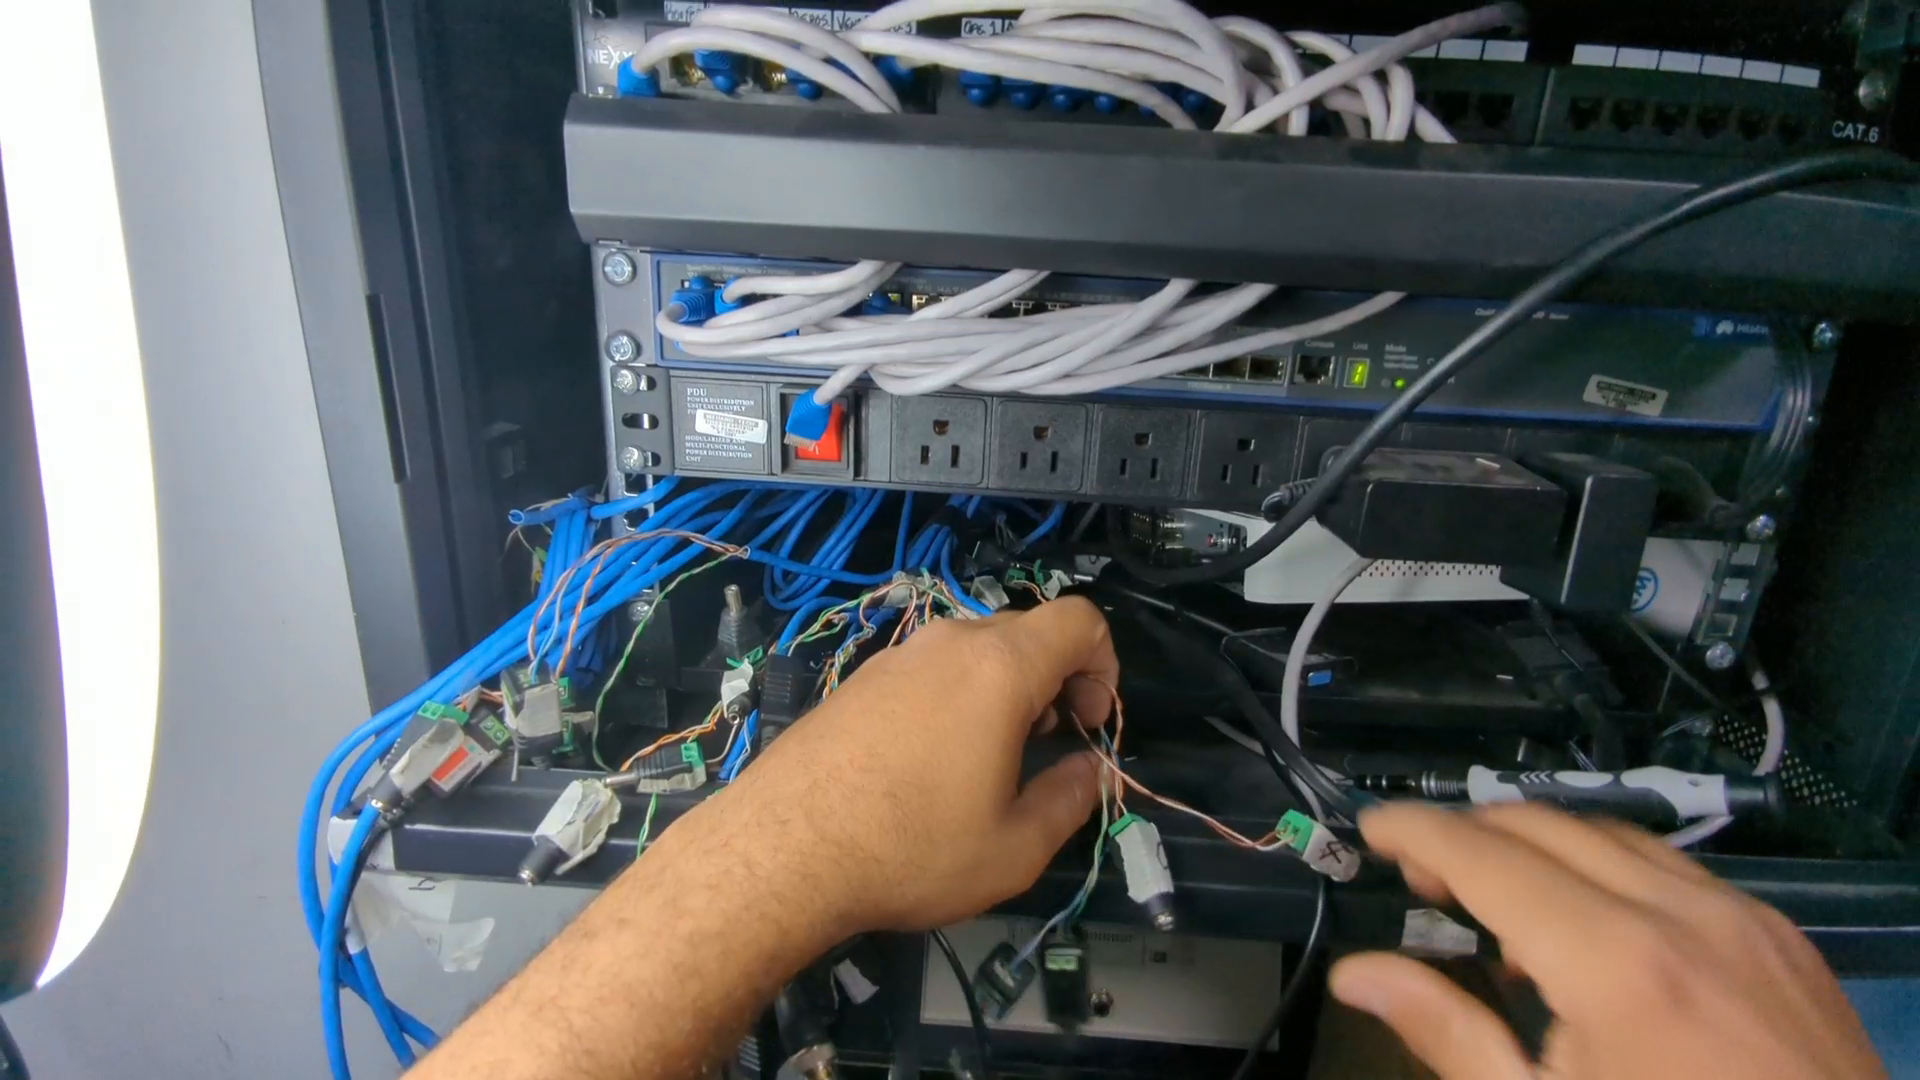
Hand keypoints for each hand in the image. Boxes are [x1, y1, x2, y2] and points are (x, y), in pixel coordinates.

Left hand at [700, 597, 1116, 934]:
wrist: (782, 849)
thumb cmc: (910, 848)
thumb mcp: (1013, 848)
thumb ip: (1072, 799)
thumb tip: (1094, 770)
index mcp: (999, 667)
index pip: (1079, 619)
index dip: (1104, 664)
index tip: (1089, 722)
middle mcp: (950, 642)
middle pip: (1030, 633)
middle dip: (1057, 681)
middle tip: (1044, 746)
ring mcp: (901, 653)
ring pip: (980, 649)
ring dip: (1007, 689)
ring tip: (989, 758)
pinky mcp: (866, 674)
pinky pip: (934, 666)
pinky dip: (960, 693)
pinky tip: (932, 758)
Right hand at [1330, 803, 1883, 1078]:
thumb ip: (1445, 1032)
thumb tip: (1352, 975)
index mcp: (1615, 962)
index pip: (1480, 852)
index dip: (1410, 829)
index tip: (1367, 829)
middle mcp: (1678, 912)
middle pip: (1533, 822)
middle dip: (1460, 832)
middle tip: (1419, 878)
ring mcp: (1739, 917)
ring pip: (1596, 827)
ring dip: (1524, 840)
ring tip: (1492, 890)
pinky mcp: (1779, 935)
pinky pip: (1660, 860)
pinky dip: (1593, 860)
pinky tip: (1581, 918)